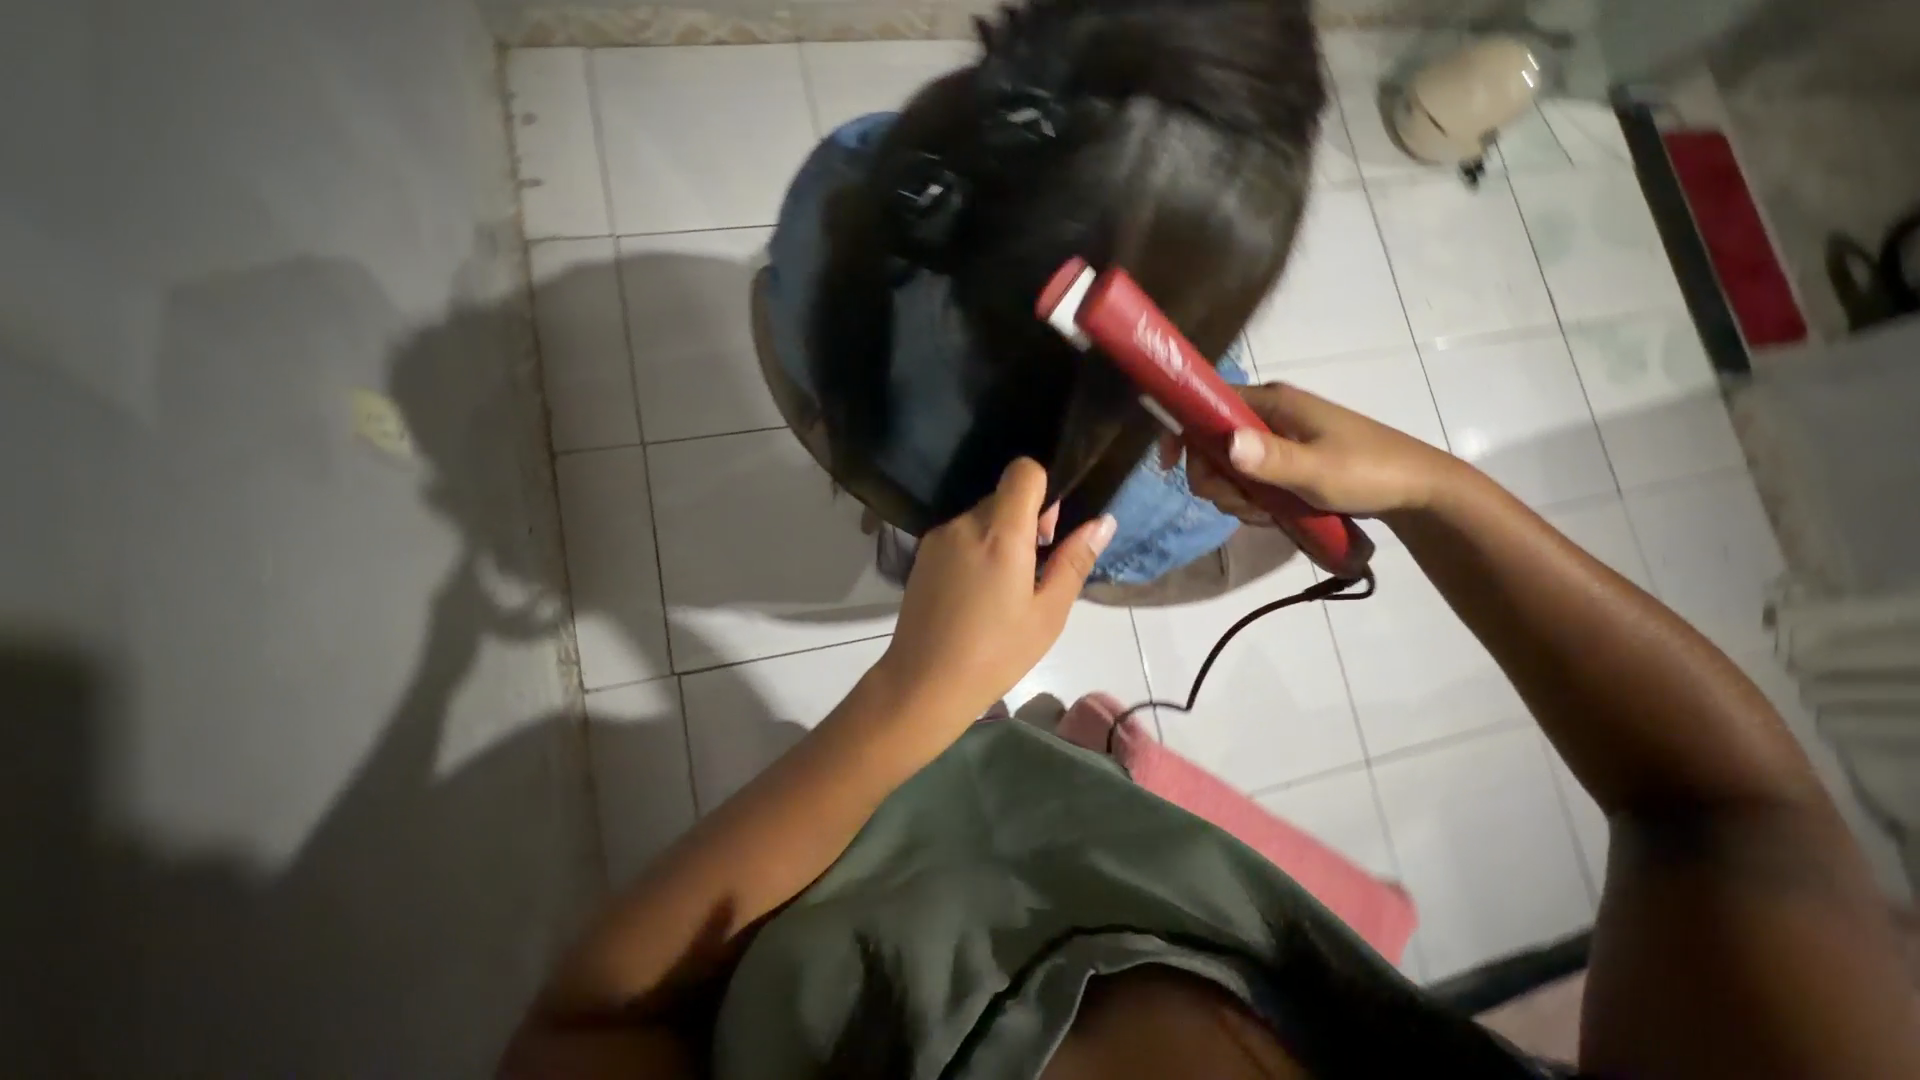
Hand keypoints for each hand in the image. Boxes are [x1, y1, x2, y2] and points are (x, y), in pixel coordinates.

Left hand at [874, 459, 1115, 719]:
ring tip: (1003, 590)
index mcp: (1000, 533)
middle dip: (1025, 521)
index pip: (1023, 471)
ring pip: (980, 517)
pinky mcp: (922, 555)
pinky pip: (960, 535)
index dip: (1043, 489)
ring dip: (999, 537)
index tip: (1049, 532)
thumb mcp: (1048, 613)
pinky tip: (977, 595)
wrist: (924, 683)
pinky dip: (976, 550)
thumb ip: (1074, 561)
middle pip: (1003, 496)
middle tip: (1033, 572)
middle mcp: (965, 524)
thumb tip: (1103, 522)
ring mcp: (938, 538)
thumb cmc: (996, 653)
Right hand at [1173, 381, 1468, 520]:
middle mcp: (1270, 415)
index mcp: (1273, 403)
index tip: (1170, 467)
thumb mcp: (1318, 471)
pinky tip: (1274, 515)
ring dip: (1236, 496)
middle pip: (1212, 443)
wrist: (1419, 492)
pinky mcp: (1286, 462)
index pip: (1207, 403)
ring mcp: (1278, 440)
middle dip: (1216, 479)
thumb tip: (1226, 443)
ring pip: (1228, 468)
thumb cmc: (1369, 473)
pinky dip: (1252, 501)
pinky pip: (1249, 480)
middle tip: (1241, 503)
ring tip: (1267, 513)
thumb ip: (1272, 459)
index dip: (1183, 431)